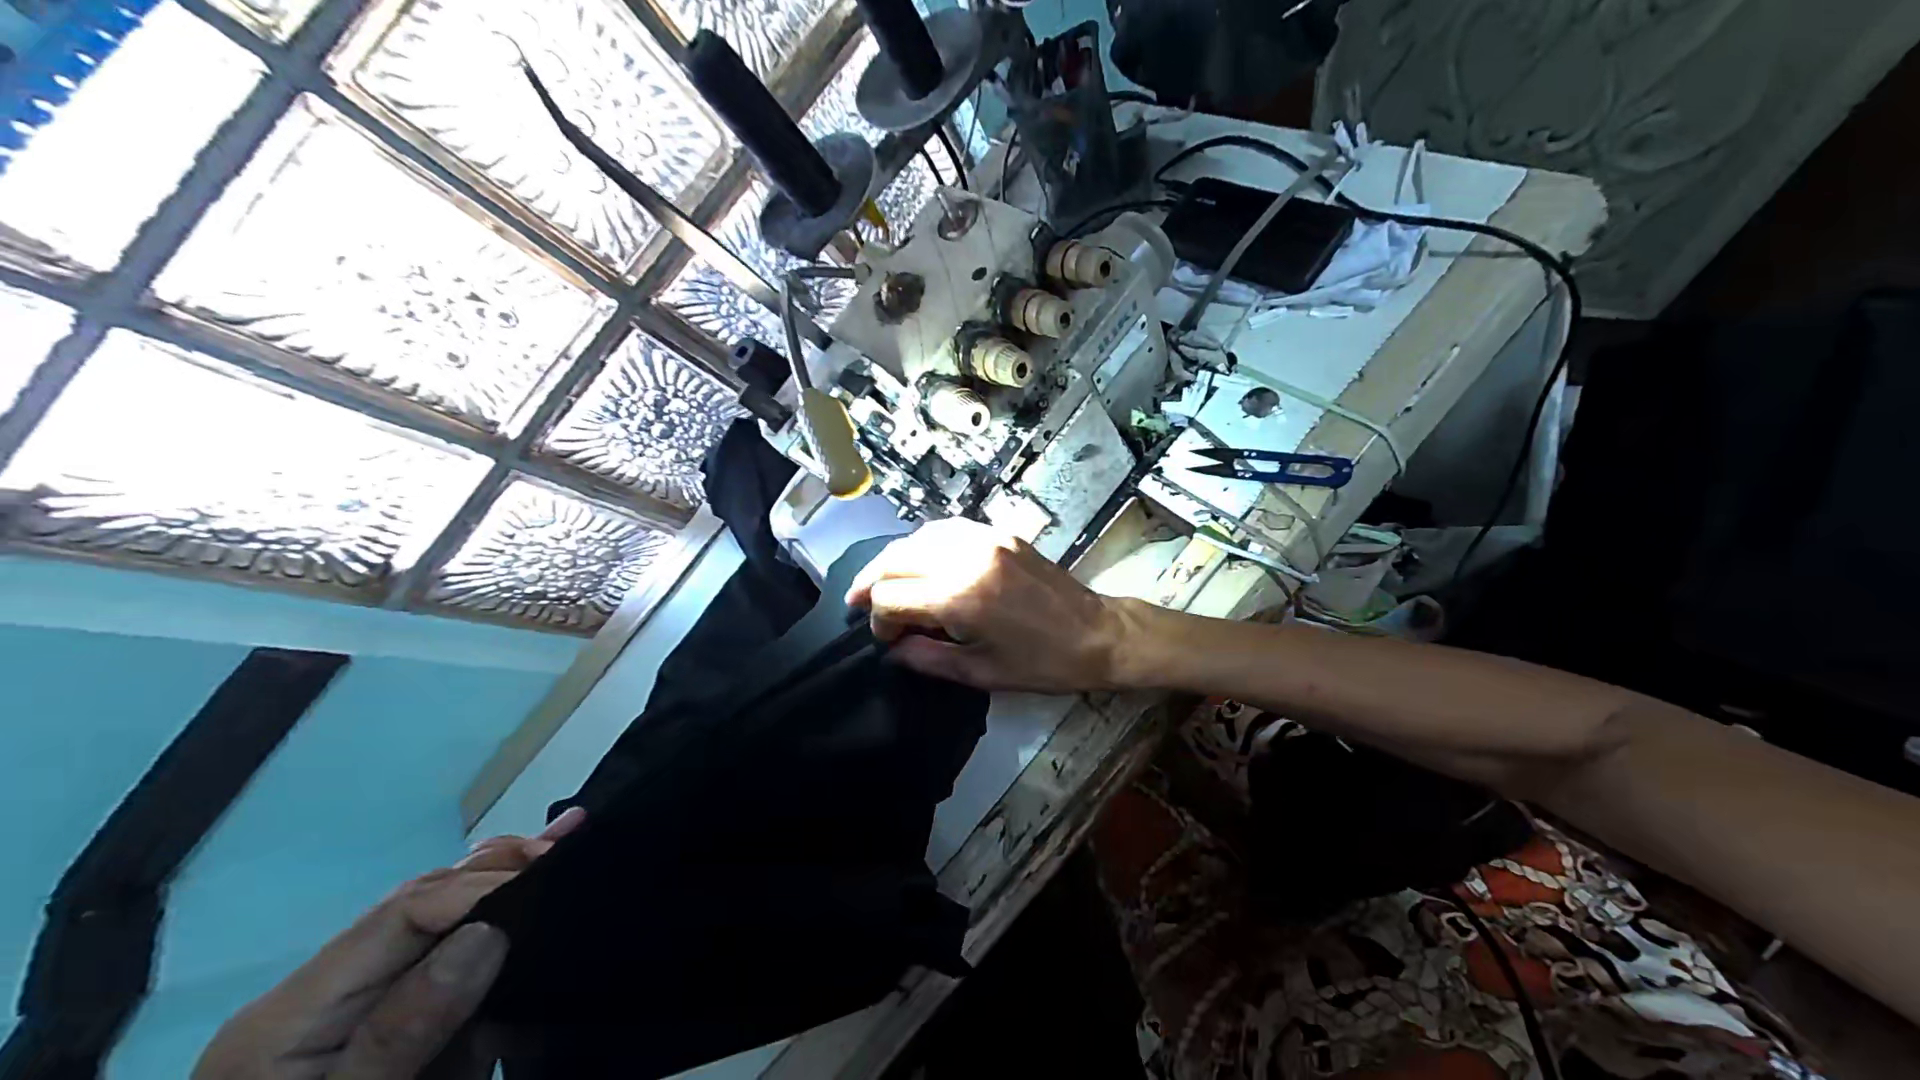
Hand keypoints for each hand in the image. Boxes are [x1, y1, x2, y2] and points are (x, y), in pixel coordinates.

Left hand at [194, 807, 584, 1078]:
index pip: (400, 914)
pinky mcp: (392, 1024)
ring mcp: (359, 1008)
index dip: (478, 887)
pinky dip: (496, 920)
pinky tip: (529, 887)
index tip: (549, 877)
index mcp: (292, 1015)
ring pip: (435, 920)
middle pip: (417, 904)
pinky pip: (443, 956)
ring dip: (500, 880)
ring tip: (562, 842)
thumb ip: (402, 1031)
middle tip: (570, 846)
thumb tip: (486, 931)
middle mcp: (325, 994)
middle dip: (495, 869)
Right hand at [845, 518, 1137, 692]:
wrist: (1098, 634)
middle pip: (895, 558)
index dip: (877, 620)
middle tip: (858, 603)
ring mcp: (985, 539)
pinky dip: (923, 544)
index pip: (891, 596)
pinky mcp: (999, 533)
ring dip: (894, 560)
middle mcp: (966, 558)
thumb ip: (926, 658)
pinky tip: (919, 562)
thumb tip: (891, 647)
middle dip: (871, 582)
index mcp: (960, 597)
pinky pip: (946, 529)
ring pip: (917, 537)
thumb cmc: (1042, 664)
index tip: (886, 639)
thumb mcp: (981, 673)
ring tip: (883, 583)